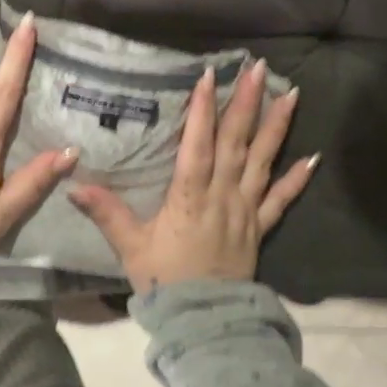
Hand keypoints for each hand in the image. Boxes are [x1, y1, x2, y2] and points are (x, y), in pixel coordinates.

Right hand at [70, 61, 316, 293]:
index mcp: (190, 196)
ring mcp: (246, 210)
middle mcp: (223, 195)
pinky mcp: (260, 227)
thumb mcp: (130, 246)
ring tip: (291, 93)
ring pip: (263, 161)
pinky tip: (313, 157)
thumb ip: (106, 212)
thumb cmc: (164, 279)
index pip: (198, 145)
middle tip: (258, 67)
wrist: (204, 319)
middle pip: (236, 143)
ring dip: (276, 126)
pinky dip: (297, 178)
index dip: (203, 110)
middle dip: (246, 103)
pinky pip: (282, 199)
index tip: (209, 75)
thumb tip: (73, 184)